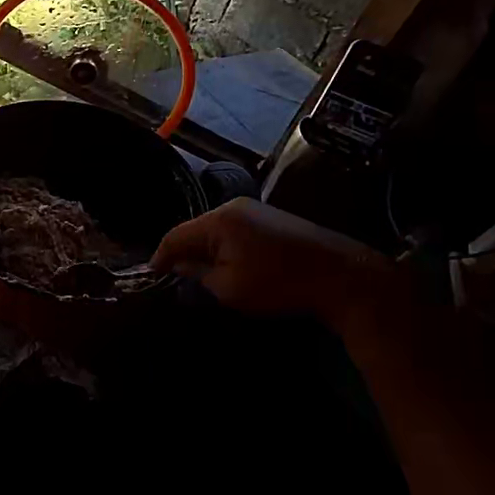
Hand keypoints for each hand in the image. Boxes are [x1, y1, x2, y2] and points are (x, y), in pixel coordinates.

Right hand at [151, 197, 402, 327]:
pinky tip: (225, 262)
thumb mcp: (228, 287)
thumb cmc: (279, 283)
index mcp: (218, 221)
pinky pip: (233, 230)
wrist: (342, 276)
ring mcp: (254, 210)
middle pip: (194, 229)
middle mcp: (233, 207)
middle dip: (182, 252)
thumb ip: (197, 274)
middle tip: (171, 275)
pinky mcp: (271, 219)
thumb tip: (180, 265)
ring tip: (196, 271)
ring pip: (214, 230)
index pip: (175, 236)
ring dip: (204, 249)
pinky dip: (223, 246)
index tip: (151, 274)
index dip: (160, 256)